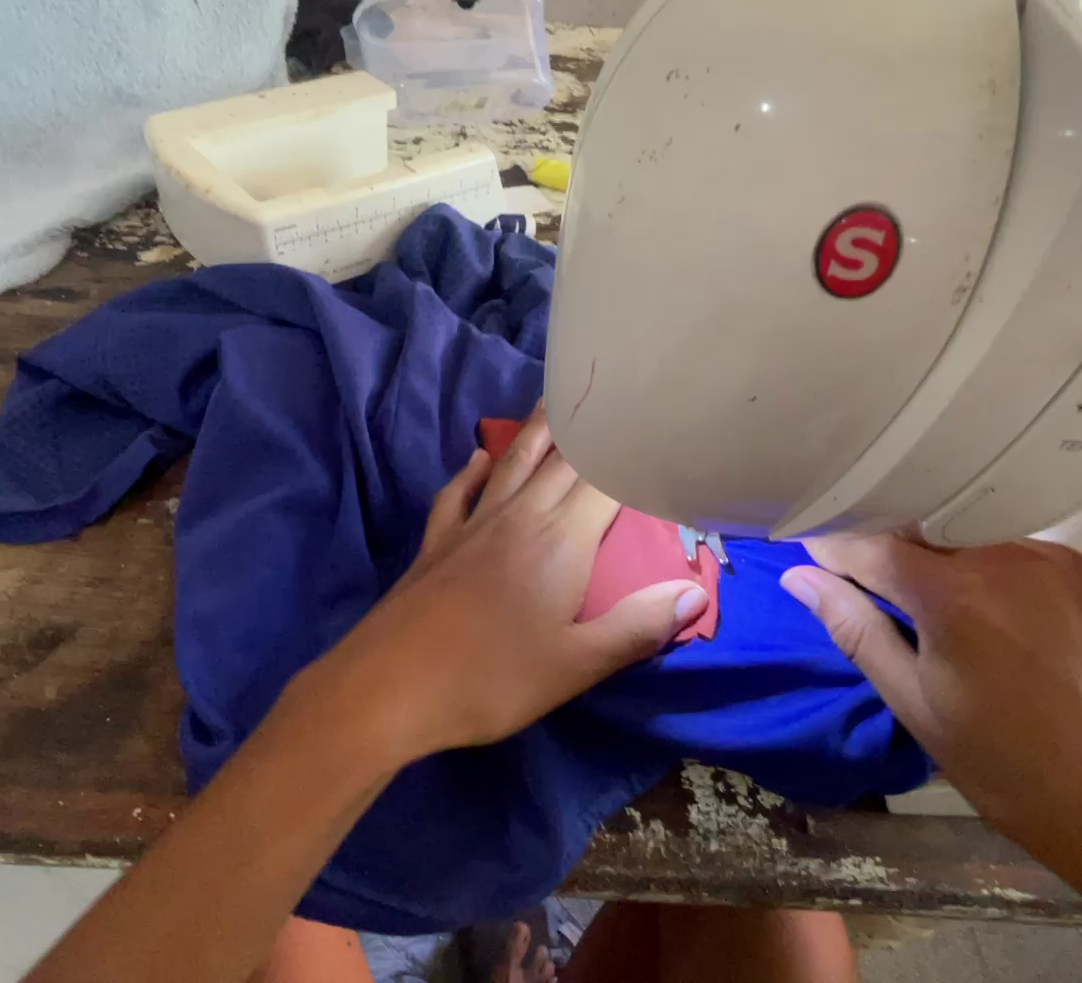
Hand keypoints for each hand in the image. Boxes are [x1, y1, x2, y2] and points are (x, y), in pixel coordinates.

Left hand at [293, 409, 708, 760]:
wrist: (387, 687)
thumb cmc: (489, 679)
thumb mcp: (575, 665)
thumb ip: (637, 627)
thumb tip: (694, 596)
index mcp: (559, 540)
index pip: (606, 478)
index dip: (631, 449)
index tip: (654, 423)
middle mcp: (518, 517)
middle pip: (561, 458)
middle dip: (590, 425)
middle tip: (610, 393)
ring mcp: (472, 525)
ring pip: (512, 463)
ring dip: (536, 430)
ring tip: (554, 398)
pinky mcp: (437, 543)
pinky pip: (459, 492)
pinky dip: (474, 470)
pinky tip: (480, 457)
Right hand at [779, 535, 1081, 982]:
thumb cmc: (1010, 769)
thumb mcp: (914, 703)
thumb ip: (854, 628)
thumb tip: (799, 577)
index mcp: (957, 590)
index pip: (871, 546)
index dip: (832, 549)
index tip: (802, 552)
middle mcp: (1006, 556)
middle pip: (918, 535)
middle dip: (877, 552)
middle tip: (845, 577)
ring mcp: (1051, 561)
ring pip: (962, 541)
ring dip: (926, 560)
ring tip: (901, 595)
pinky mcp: (1080, 576)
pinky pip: (1002, 554)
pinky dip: (971, 569)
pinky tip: (963, 605)